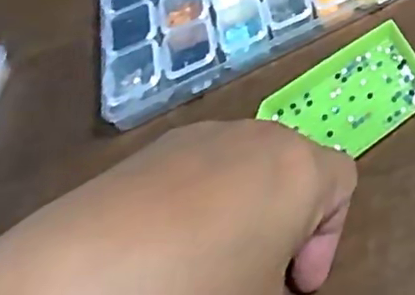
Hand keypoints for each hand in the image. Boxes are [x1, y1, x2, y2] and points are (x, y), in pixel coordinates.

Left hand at [0, 120, 355, 294]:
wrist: (69, 283)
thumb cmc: (195, 293)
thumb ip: (284, 282)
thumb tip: (267, 276)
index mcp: (298, 167)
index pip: (344, 181)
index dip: (330, 238)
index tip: (295, 287)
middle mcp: (257, 136)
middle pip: (294, 171)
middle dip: (286, 227)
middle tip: (255, 281)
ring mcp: (201, 135)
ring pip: (245, 170)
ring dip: (241, 215)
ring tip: (203, 273)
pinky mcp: (152, 149)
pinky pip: (198, 172)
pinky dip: (196, 208)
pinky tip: (156, 259)